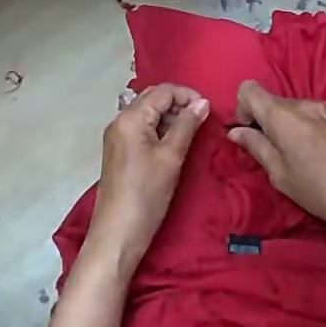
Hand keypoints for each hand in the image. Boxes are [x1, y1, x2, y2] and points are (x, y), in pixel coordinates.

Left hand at [88, 85, 208, 270]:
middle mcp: (120, 121)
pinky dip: (160, 129)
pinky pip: (142, 128)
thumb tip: (202, 103)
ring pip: (148, 113)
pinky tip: (174, 143)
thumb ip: (187, 125)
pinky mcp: (120, 151)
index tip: (208, 110)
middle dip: (178, 103)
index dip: (187, 95)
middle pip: (153, 98)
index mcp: (130, 118)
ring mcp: (118, 136)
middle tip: (201, 120)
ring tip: (191, 133)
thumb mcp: (171, 157)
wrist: (117, 235)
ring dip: (170, 117)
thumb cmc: (146, 194)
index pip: (163, 91)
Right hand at [227, 80, 325, 246]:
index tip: (251, 131)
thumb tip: (236, 131)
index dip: (244, 108)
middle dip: (271, 121)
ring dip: (297, 124)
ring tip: (310, 154)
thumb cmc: (319, 193)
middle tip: (280, 152)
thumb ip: (256, 147)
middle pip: (277, 102)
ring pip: (301, 108)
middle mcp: (305, 103)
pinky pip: (323, 112)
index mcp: (282, 117)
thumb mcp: (280, 175)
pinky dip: (319, 125)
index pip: (249, 89)